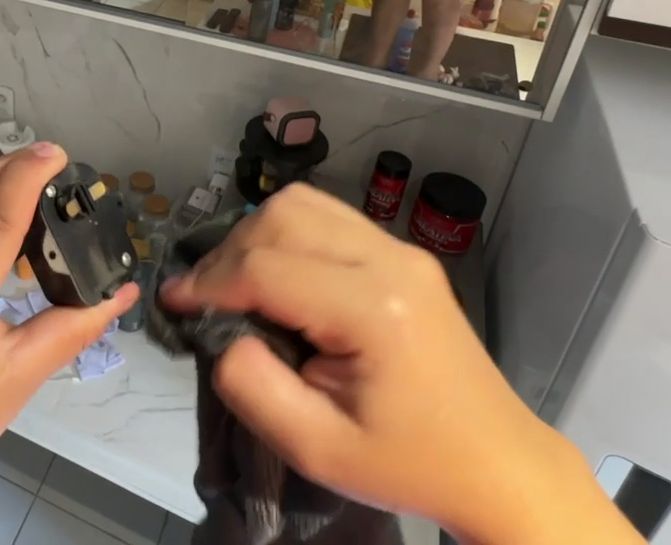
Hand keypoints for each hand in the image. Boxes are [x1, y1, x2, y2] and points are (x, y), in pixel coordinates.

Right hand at [158, 186, 642, 544]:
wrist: (498, 465)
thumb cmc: (407, 463)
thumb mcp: (316, 449)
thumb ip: (250, 384)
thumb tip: (215, 330)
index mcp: (374, 310)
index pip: (266, 269)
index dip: (208, 283)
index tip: (172, 303)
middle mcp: (389, 260)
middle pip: (281, 218)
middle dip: (229, 253)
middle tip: (206, 297)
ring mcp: (399, 248)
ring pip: (300, 204)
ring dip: (255, 236)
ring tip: (238, 283)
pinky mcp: (400, 250)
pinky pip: (324, 215)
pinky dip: (285, 233)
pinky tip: (278, 273)